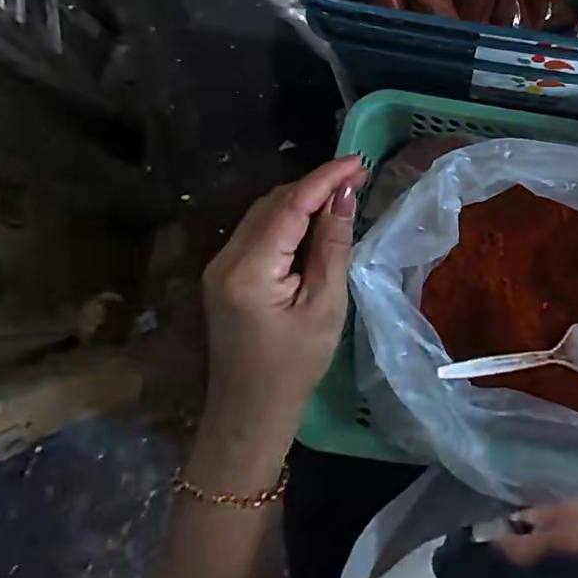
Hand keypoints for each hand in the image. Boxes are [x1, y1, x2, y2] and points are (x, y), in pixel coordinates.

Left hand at [200, 155, 367, 445]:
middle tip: (357, 176)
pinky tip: (314, 216)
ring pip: (264, 212)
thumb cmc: (294, 369)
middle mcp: (225, 258)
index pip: (290, 206)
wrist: (249, 416)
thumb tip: (344, 195)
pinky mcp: (224, 272)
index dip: (325, 178)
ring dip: (302, 197)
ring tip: (342, 191)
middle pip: (273, 202)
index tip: (358, 161)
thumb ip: (332, 246)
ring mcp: (220, 264)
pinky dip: (288, 216)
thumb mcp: (325, 307)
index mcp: (249, 270)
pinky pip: (258, 230)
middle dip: (315, 184)